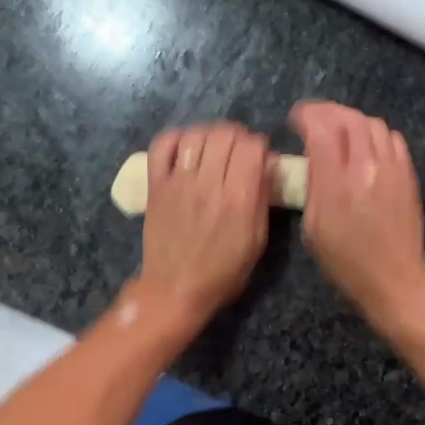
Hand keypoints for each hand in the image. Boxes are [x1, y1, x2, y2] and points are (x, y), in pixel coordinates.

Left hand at [133, 122, 271, 327]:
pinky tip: (187, 148)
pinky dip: (176, 138)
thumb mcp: (256, 241)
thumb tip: (268, 165)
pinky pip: (162, 145)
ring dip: (210, 135)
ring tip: (215, 148)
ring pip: (196, 134)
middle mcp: (208, 184)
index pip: (252, 147)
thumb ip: (262, 200)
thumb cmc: (222, 272)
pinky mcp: (156, 185)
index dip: (260, 146)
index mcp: (238, 200)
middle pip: (225, 135)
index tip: (260, 158)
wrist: (175, 290)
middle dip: (238, 137)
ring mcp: (178, 182)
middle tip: (239, 151)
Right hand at [289, 101, 424, 320]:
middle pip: (349, 119)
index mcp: (337, 185)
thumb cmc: (346, 261)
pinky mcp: (408, 174)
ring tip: (338, 129)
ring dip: (351, 119)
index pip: (322, 130)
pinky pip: (392, 138)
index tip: (295, 117)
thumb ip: (312, 186)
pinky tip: (365, 144)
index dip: (307, 116)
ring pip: (373, 123)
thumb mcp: (313, 228)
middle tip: (313, 116)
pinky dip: (374, 133)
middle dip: (327, 111)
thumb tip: (311, 157)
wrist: (395, 278)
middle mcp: (367, 168)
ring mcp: (392, 168)